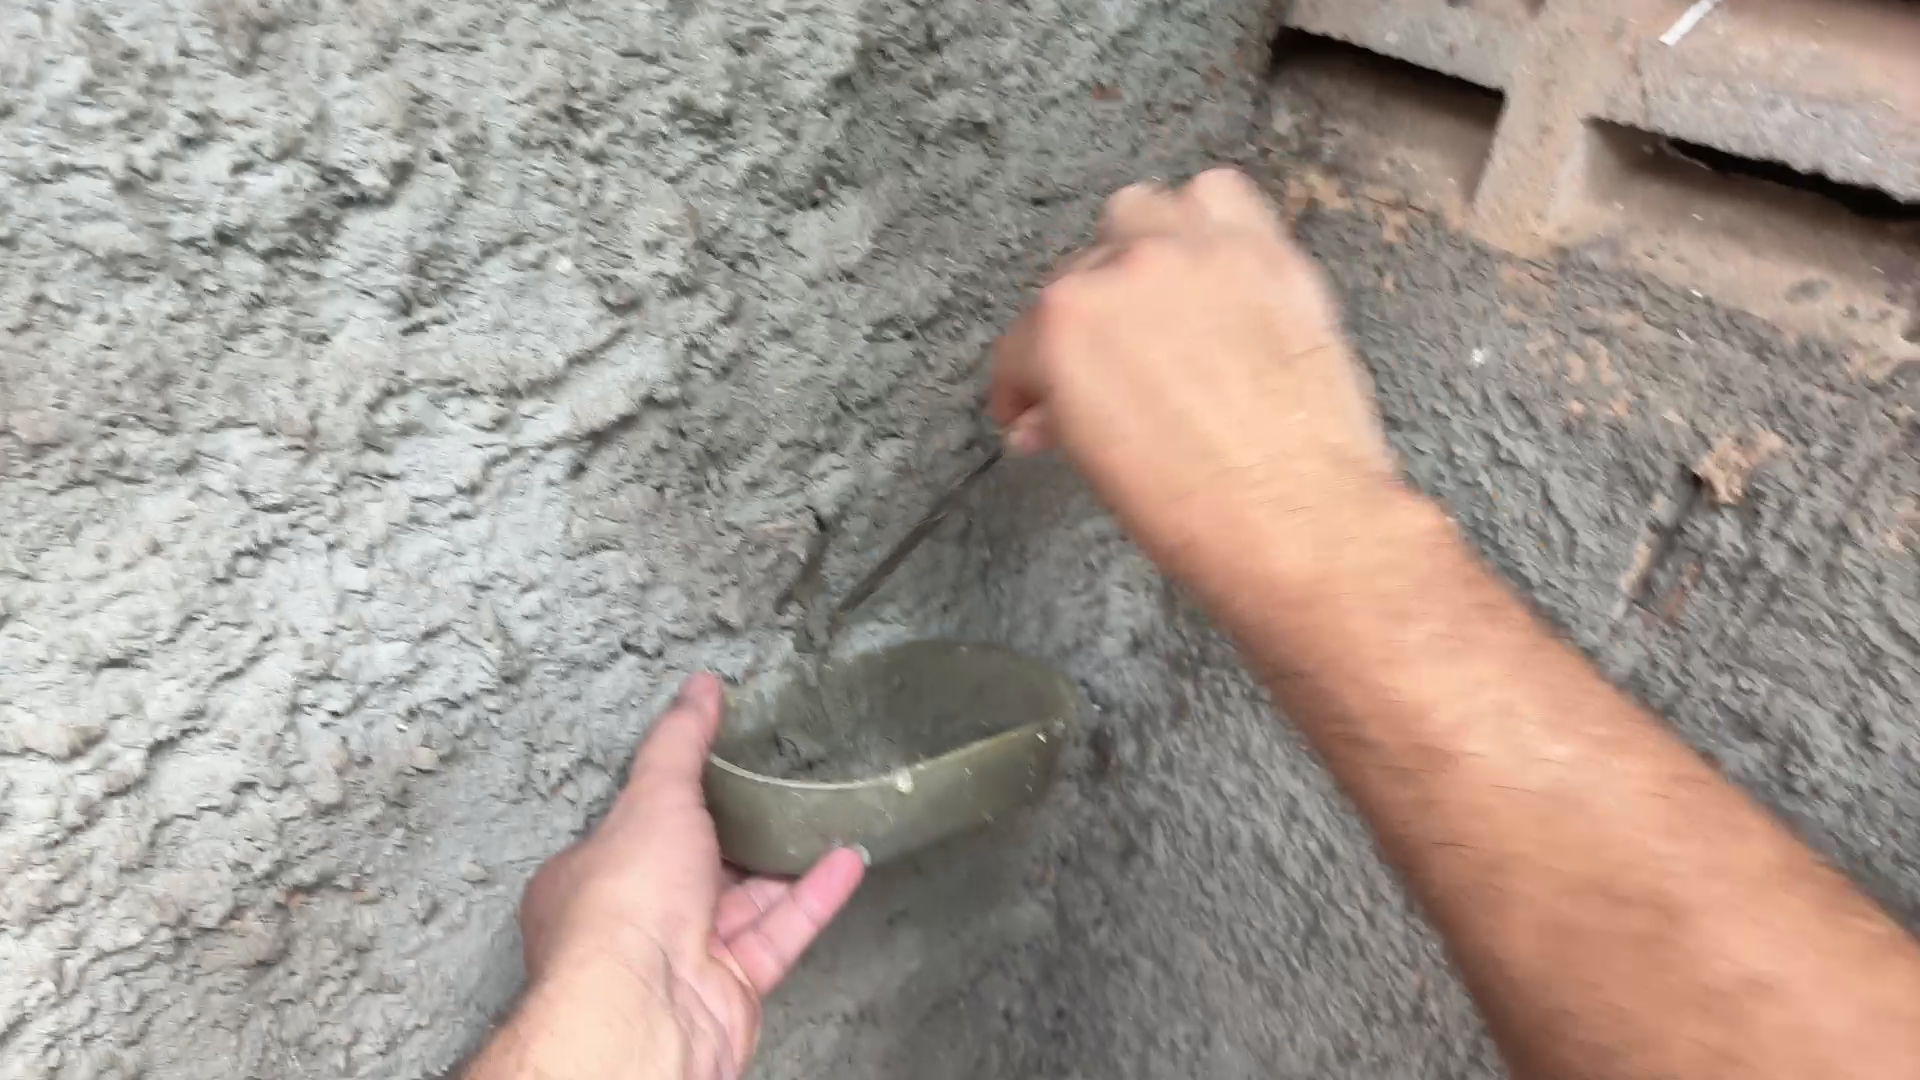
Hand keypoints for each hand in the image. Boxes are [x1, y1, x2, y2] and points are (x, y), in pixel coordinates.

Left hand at [471, 675, 865, 1079]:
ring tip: (828, 816)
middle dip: (742, 831)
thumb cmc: (629, 898)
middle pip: (699, 866)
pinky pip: (779, 932)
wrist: (648, 1010)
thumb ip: (681, 740)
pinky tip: (848, 860)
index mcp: (593, 879)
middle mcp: (635, 922)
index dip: (677, 798)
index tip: (719, 770)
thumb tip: (700, 684)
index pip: (638, 829)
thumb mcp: (655, 795)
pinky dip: (813, 897)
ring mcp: (686, 957)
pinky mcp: (733, 987)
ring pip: (747, 901)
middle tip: (783, 789)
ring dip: (789, 860)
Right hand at [989, 169, 1399, 604]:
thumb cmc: (1192, 510)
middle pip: (1075, 279)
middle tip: (1094, 375)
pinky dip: (1202, 226)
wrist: (1290, 520)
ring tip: (1143, 306)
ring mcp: (1198, 253)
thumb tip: (1044, 413)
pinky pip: (1219, 200)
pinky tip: (1202, 269)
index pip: (1018, 345)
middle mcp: (1123, 272)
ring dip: (1129, 255)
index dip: (1018, 385)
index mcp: (1062, 328)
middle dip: (1076, 331)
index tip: (1027, 406)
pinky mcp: (1264, 253)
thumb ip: (1059, 414)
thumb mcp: (1093, 461)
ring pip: (1137, 213)